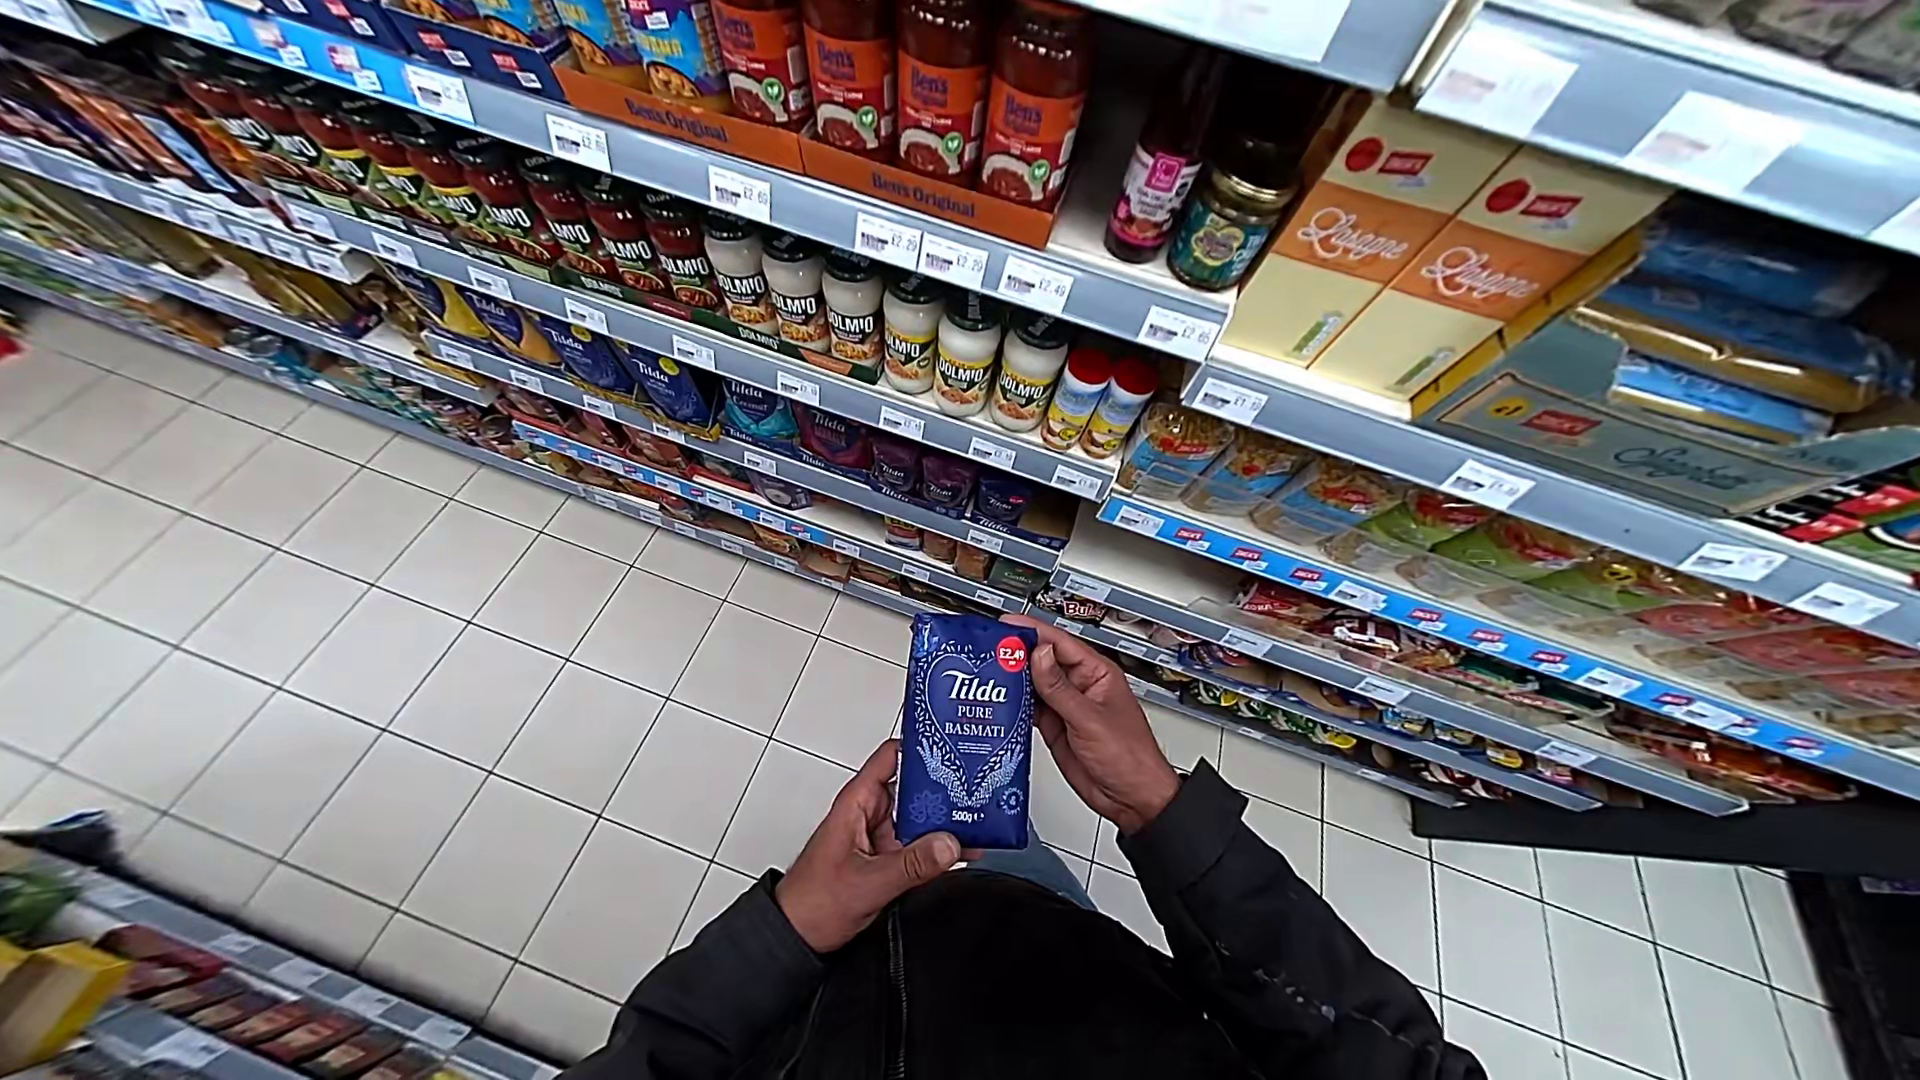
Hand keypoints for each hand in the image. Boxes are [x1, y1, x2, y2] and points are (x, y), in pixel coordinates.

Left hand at [775, 740, 967, 952]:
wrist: (797, 938)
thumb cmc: (811, 902)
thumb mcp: (867, 882)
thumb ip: (911, 864)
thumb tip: (948, 844)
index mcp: (858, 801)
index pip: (891, 757)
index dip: (919, 745)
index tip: (949, 744)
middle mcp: (871, 811)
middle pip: (913, 785)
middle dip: (942, 785)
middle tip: (974, 785)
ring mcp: (881, 833)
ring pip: (920, 814)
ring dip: (945, 817)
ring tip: (976, 816)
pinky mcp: (888, 855)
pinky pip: (919, 841)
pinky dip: (939, 843)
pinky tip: (962, 848)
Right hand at [1001, 614, 1179, 834]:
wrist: (1132, 800)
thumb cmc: (1130, 758)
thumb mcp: (1090, 720)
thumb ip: (1060, 688)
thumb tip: (1039, 655)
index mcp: (1095, 673)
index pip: (1059, 643)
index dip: (1032, 632)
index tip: (1007, 625)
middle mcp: (1078, 686)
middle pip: (1041, 661)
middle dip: (1017, 653)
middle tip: (988, 649)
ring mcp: (1064, 706)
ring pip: (1033, 684)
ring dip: (1013, 679)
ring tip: (987, 672)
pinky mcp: (1054, 726)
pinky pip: (1029, 708)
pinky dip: (1014, 704)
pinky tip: (999, 701)